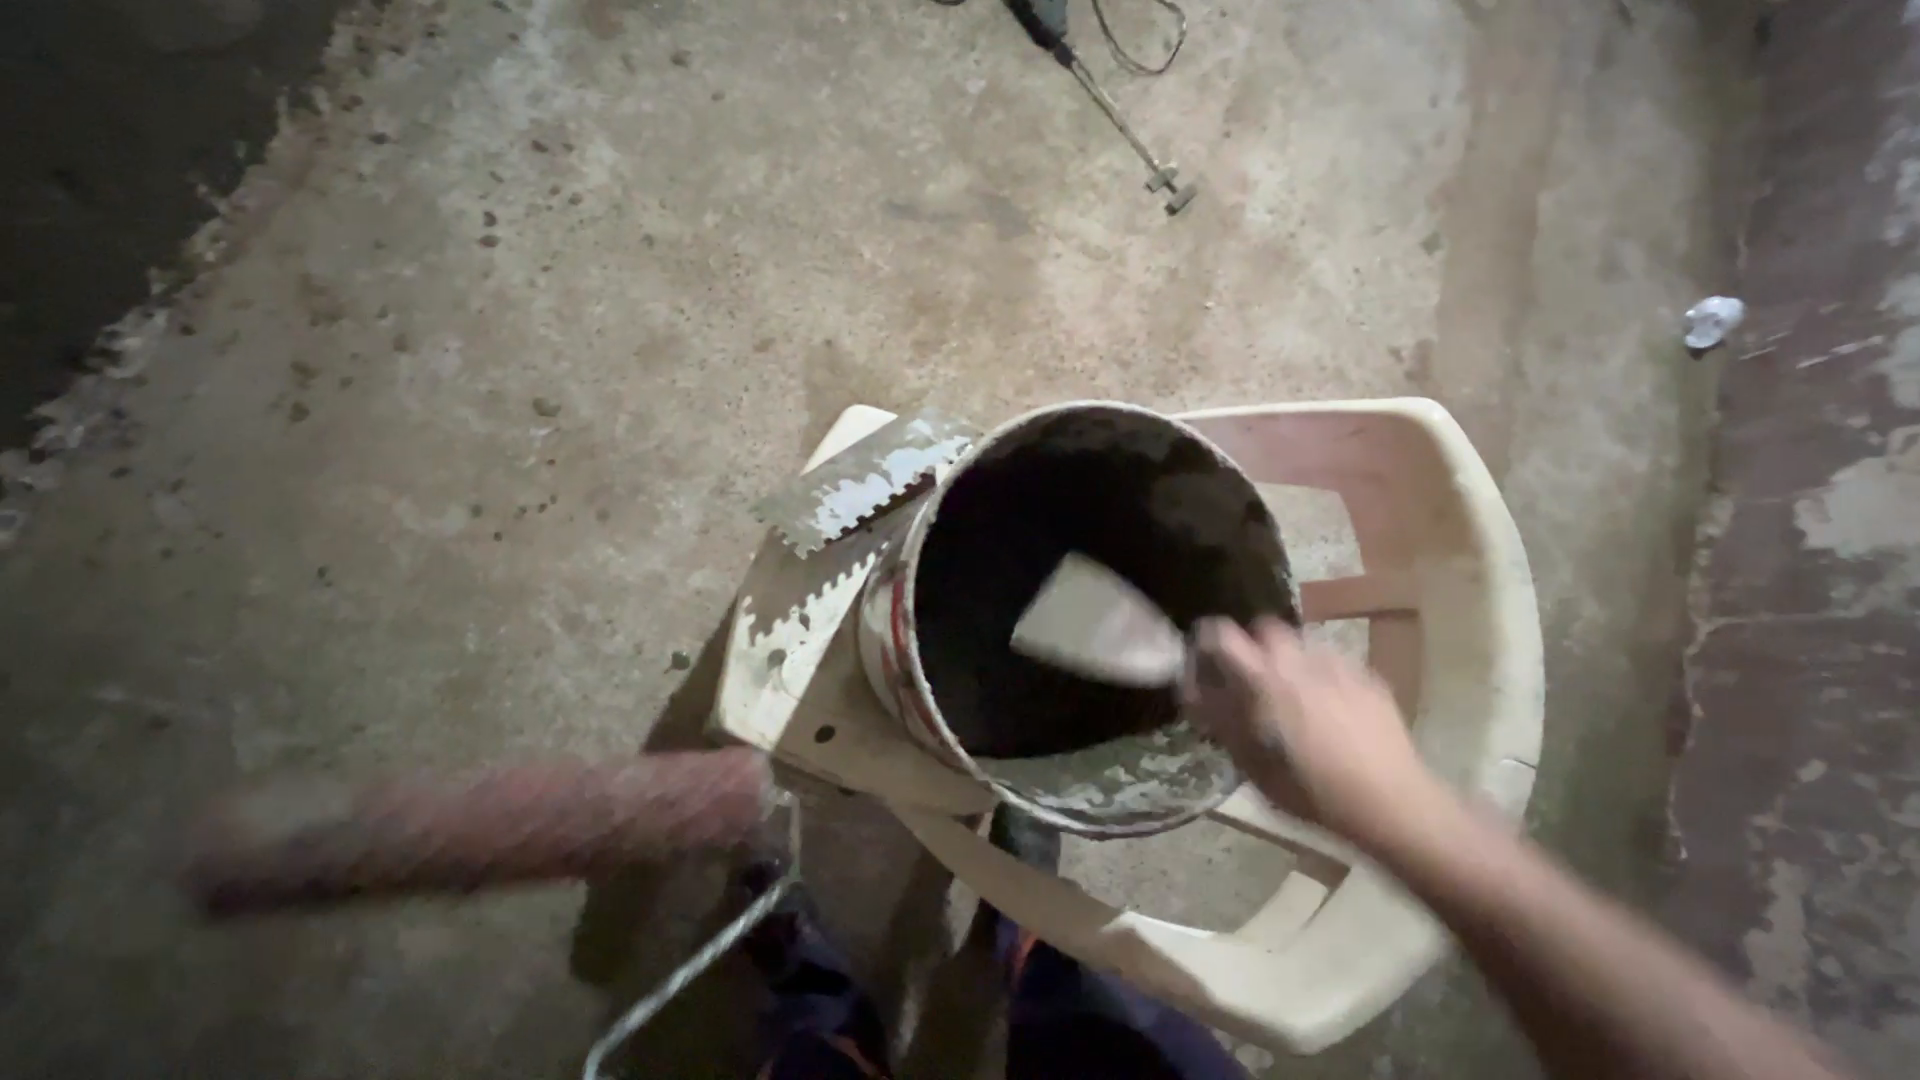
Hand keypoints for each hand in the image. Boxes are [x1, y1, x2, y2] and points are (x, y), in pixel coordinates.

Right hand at [1181, 617, 1447, 851]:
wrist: (1390, 801)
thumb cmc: (1310, 790)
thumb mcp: (1252, 764)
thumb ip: (1221, 722)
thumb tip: (1197, 694)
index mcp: (1263, 679)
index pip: (1221, 633)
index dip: (1207, 639)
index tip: (1205, 658)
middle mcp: (1298, 662)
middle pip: (1266, 628)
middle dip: (1253, 645)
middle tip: (1251, 678)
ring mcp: (1338, 666)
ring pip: (1302, 644)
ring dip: (1290, 660)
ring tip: (1292, 695)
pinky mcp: (1369, 679)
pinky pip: (1335, 664)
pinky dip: (1323, 677)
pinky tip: (1331, 710)